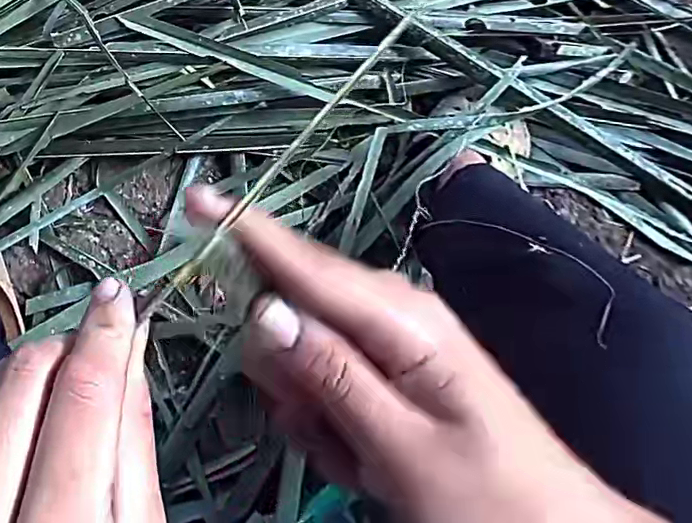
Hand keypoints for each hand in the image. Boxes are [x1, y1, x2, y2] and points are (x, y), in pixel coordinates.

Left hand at [0, 277, 164, 522]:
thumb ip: (130, 450)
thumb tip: (129, 352)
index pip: (79, 404)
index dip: (104, 337)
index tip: (118, 296)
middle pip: (25, 378)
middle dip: (69, 346)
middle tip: (98, 348)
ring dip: (35, 373)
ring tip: (63, 403)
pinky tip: (18, 437)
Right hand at [186, 186, 660, 522]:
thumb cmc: (496, 504)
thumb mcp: (408, 455)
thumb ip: (331, 375)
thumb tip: (262, 310)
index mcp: (398, 317)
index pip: (302, 262)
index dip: (244, 229)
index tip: (195, 200)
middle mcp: (386, 308)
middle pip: (290, 303)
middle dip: (284, 365)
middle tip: (318, 428)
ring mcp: (385, 333)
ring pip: (300, 345)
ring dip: (307, 401)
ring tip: (355, 457)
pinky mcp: (384, 361)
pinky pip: (322, 372)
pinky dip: (325, 415)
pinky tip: (361, 457)